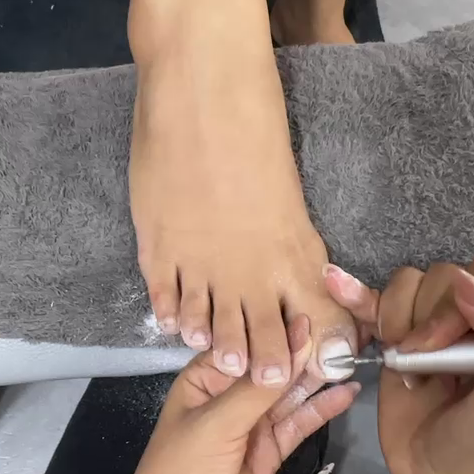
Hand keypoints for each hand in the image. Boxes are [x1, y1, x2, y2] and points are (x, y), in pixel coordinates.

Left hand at [85, 315, 360, 473]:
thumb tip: (293, 346)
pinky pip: (296, 425)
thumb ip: (257, 390)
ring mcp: (249, 426)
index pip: (246, 344)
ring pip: (288, 395)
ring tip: (354, 355)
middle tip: (348, 330)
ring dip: (317, 379)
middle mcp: (227, 397)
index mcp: (203, 379)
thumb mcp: (216, 426)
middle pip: (271, 368)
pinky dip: (319, 410)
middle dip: (304, 352)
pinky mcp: (267, 454)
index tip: (318, 309)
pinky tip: (345, 392)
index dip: (279, 329)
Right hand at [129, 0, 355, 388]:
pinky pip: (165, 297)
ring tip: (223, 364)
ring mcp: (196, 262)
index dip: (317, 347)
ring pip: (210, 325)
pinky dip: (171, 315)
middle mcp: (245, 270)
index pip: (312, 318)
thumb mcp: (288, 188)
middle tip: (267, 383)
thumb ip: (294, 240)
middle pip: (259, 334)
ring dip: (219, 346)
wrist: (200, 90)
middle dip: (267, 362)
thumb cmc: (255, 124)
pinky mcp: (156, 247)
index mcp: (289, 251)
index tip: (318, 367)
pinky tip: (174, 325)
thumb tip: (304, 271)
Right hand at [324, 259, 473, 473]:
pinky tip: (338, 286)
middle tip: (426, 362)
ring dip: (398, 320)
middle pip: (444, 277)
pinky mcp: (394, 339)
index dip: (465, 303)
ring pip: (408, 284)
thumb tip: (466, 284)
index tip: (452, 345)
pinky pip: (375, 299)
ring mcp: (430, 327)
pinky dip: (358, 294)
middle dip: (429, 317)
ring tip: (405, 363)